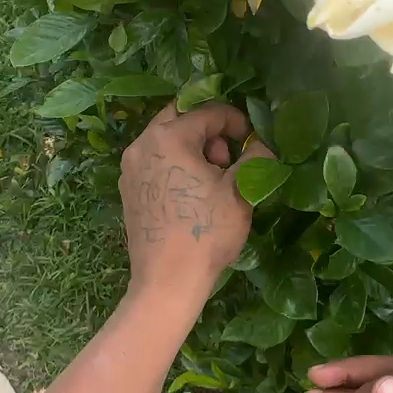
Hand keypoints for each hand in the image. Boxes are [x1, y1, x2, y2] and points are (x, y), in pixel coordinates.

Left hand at [119, 103, 270, 308]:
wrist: (168, 280)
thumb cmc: (206, 232)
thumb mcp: (240, 191)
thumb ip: (256, 157)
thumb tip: (263, 144)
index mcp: (168, 137)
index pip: (208, 112)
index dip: (236, 122)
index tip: (251, 142)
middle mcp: (142, 145)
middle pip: (181, 120)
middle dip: (209, 133)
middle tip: (227, 161)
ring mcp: (130, 169)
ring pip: (166, 142)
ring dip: (192, 150)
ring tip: (211, 182)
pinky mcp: (128, 191)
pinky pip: (155, 164)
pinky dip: (175, 167)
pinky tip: (190, 196)